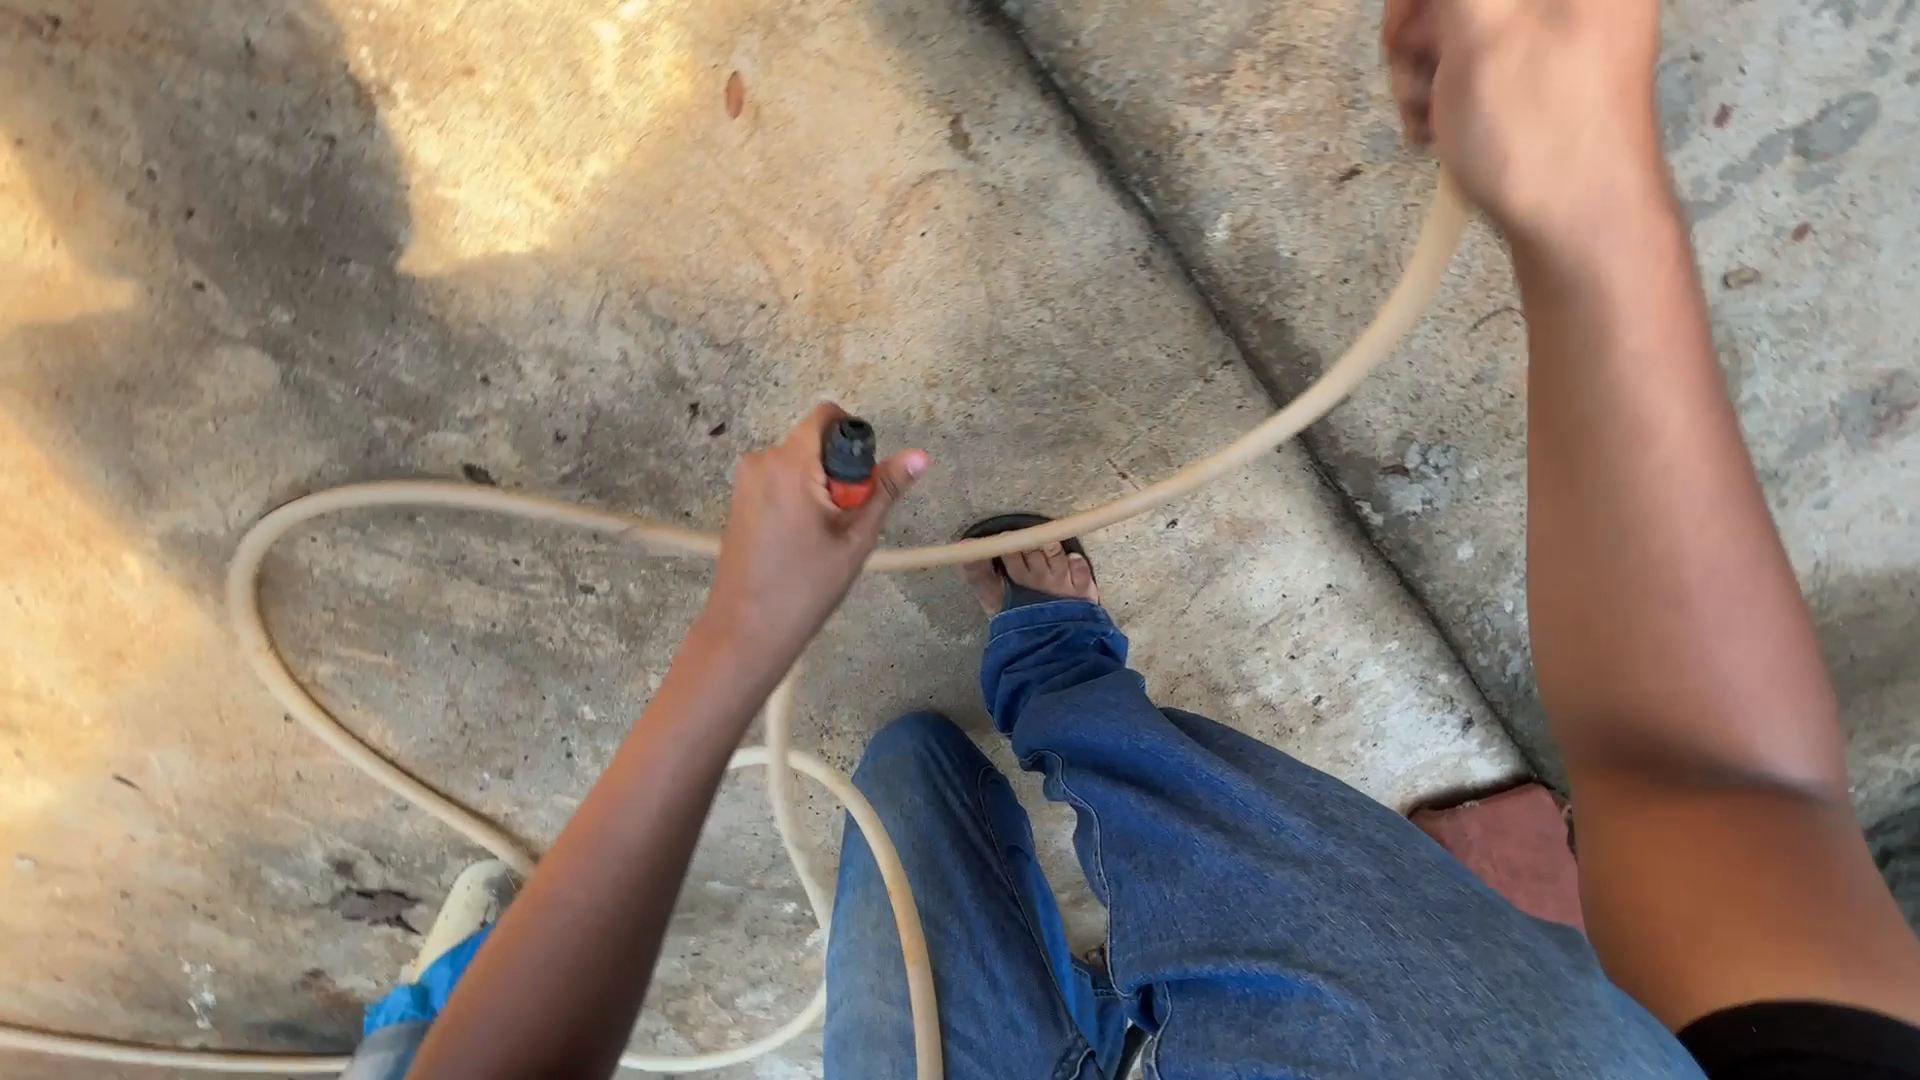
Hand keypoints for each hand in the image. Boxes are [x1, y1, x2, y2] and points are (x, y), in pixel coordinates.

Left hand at [699, 403, 928, 665]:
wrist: (745, 631)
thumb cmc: (804, 588)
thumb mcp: (855, 538)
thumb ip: (885, 490)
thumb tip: (920, 456)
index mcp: (789, 463)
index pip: (828, 416)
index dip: (855, 441)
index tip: (861, 483)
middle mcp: (762, 460)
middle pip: (816, 442)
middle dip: (840, 472)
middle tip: (844, 522)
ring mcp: (746, 480)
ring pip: (801, 464)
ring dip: (822, 489)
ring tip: (823, 537)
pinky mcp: (741, 499)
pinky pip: (783, 480)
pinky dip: (801, 499)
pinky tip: (802, 541)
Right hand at [1384, 0, 1669, 246]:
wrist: (1576, 217)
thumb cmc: (1530, 128)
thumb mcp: (1481, 36)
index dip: (1415, 1)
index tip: (1402, 40)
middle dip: (1419, 37)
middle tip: (1420, 85)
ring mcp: (1555, 26)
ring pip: (1456, 26)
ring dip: (1423, 74)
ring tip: (1431, 118)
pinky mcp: (1540, 67)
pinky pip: (1474, 58)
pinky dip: (1444, 92)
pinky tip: (1443, 127)